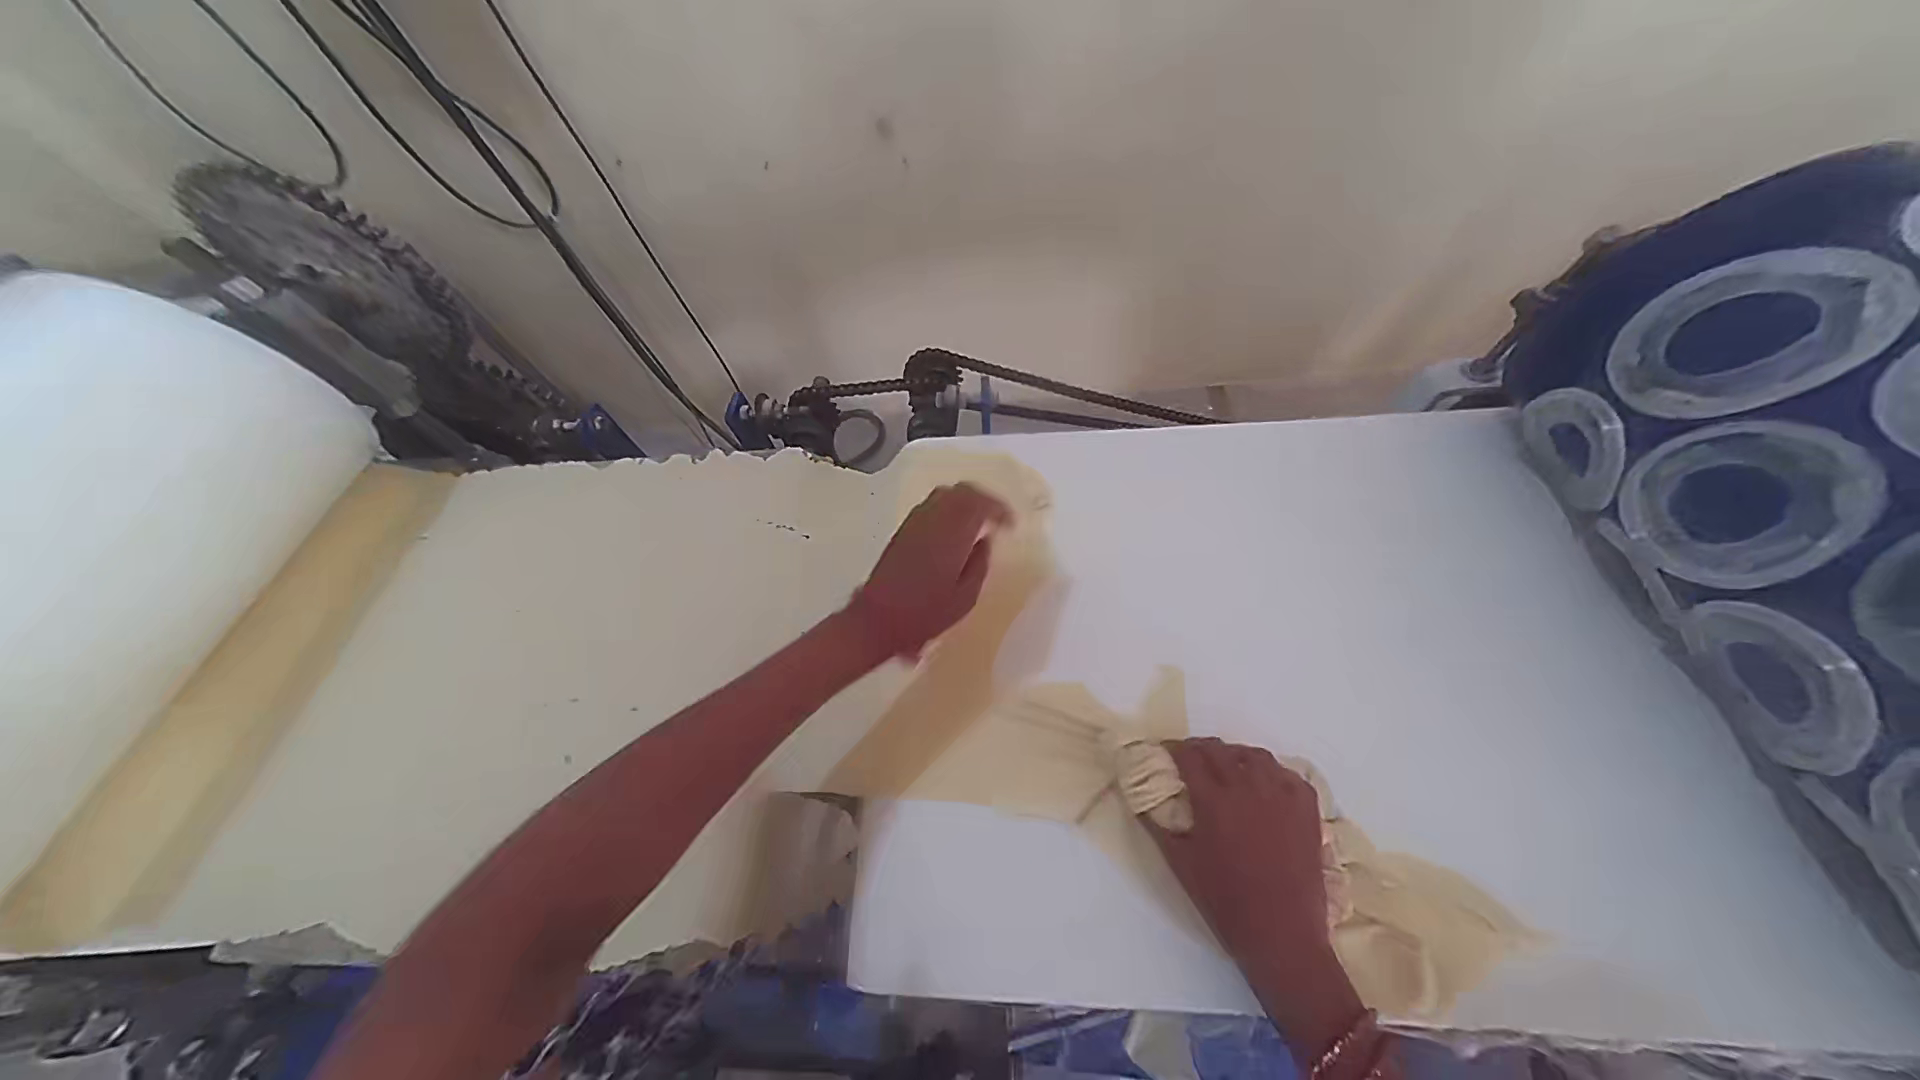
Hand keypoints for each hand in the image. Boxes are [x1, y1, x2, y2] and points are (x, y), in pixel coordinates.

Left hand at [846, 483, 1010, 659]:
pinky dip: (949, 508)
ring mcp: (915, 520)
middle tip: (997, 518)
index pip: (981, 503)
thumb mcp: (966, 596)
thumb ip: (980, 563)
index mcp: (953, 531)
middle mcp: (933, 517)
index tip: (1011, 525)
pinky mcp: (903, 529)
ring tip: (978, 521)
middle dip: (985, 500)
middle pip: (963, 491)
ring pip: (945, 494)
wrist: (878, 617)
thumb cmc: (926, 613)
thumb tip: (984, 542)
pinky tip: (954, 529)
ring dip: (965, 501)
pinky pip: (932, 505)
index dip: (1000, 510)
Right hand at [1148, 739, 1365, 1056]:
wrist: (1282, 935)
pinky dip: (1272, 771)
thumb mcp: (1181, 864)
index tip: (1166, 752)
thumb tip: (1141, 800)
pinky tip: (1265, 784)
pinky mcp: (1307, 810)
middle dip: (1200, 749)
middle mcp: (1247, 788)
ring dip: (1236, 755)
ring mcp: (1281, 796)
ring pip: (1255, 756)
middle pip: (1219, 751)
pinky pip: (1288, 774)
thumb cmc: (1225, 902)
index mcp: (1213, 800)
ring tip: (1228, 768)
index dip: (1174, 749)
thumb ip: (1158, 826)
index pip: (1188, 756)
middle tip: (1191, 759)